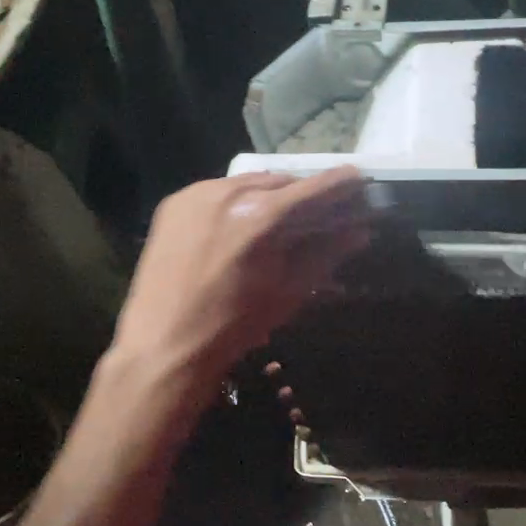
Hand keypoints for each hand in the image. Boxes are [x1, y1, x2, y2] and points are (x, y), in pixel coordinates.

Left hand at [112, 166, 370, 378]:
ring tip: (280, 222)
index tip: (360, 181)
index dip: (344, 183)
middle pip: (284, 181)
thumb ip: (326, 254)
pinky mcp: (175, 203)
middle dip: (305, 195)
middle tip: (321, 213)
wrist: (166, 344)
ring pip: (250, 182)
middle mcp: (230, 192)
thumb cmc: (235, 325)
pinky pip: (219, 192)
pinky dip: (238, 202)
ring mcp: (197, 194)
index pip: (317, 187)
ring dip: (272, 196)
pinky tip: (241, 228)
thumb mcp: (290, 291)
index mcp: (263, 216)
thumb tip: (360, 231)